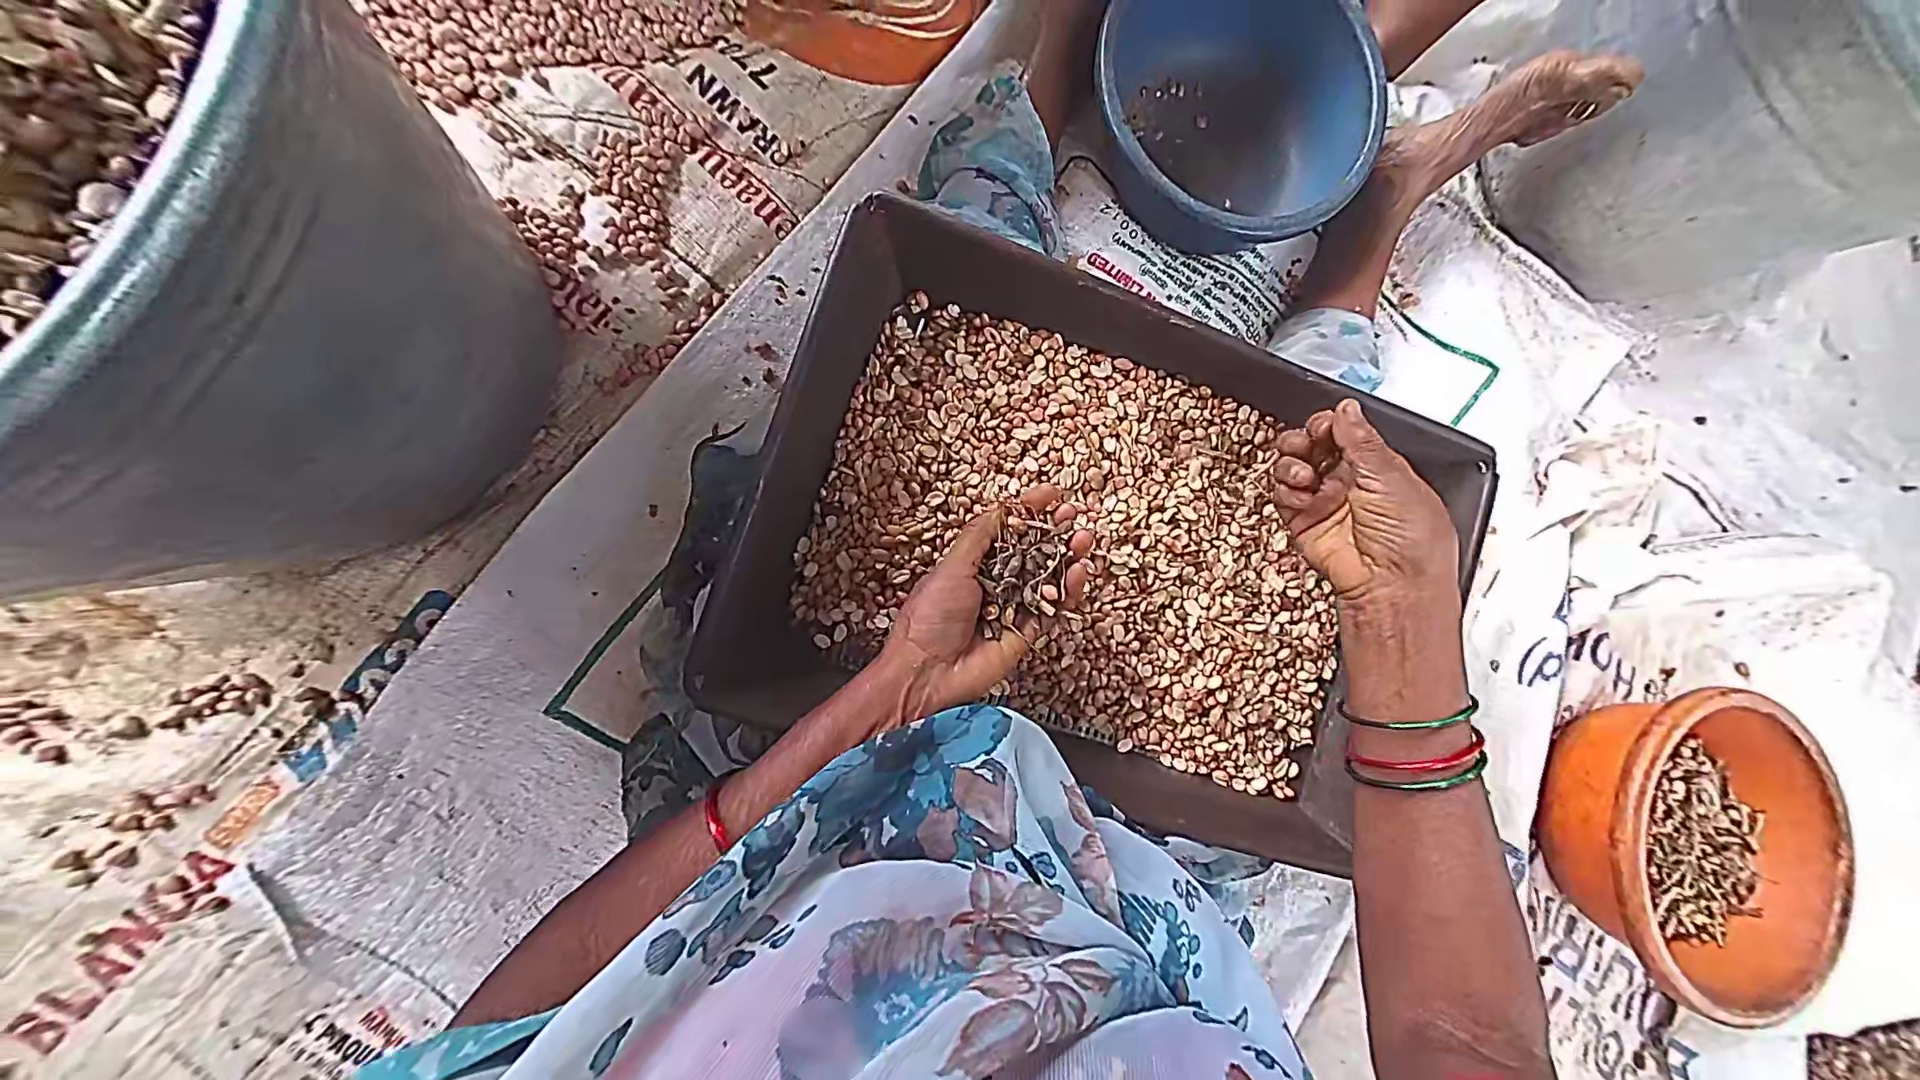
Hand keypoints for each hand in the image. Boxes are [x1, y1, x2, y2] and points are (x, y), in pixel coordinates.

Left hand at [878, 485, 1094, 720]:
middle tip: (1072, 514)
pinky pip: (1053, 607)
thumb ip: (980, 538)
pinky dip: (1068, 589)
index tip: (1050, 494)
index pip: (1007, 530)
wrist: (927, 671)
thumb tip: (1002, 509)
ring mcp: (1013, 605)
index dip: (1029, 511)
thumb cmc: (929, 618)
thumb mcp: (951, 567)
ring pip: (1048, 576)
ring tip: (1083, 538)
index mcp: (974, 563)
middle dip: (1054, 530)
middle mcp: (996, 581)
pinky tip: (1078, 571)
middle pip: (1033, 550)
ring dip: (1067, 556)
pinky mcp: (1027, 630)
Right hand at [1271, 399, 1459, 613]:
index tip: (1325, 427)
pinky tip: (1302, 497)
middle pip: (1310, 445)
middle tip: (1306, 445)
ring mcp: (1322, 500)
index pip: (1342, 432)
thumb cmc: (1410, 538)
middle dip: (1302, 440)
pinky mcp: (1301, 520)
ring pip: (1290, 466)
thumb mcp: (1391, 477)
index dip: (1329, 425)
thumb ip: (1362, 440)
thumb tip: (1347, 408)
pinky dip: (1285, 491)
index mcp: (1376, 465)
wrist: (1390, 583)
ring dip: (1291, 465)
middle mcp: (1346, 480)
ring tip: (1304, 477)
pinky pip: (1281, 495)